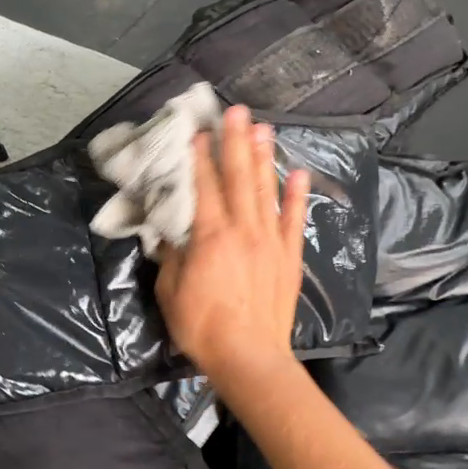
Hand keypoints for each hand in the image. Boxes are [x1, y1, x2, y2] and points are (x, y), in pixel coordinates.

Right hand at [155, 105, 309, 387]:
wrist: (249, 357)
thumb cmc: (200, 326)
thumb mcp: (169, 289)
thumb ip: (171, 255)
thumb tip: (171, 231)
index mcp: (210, 237)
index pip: (204, 188)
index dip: (199, 158)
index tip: (196, 131)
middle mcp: (243, 231)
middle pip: (238, 179)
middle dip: (235, 143)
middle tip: (235, 111)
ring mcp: (270, 242)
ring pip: (266, 191)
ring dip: (264, 158)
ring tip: (263, 128)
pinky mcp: (289, 257)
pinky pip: (294, 220)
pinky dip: (296, 196)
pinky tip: (298, 172)